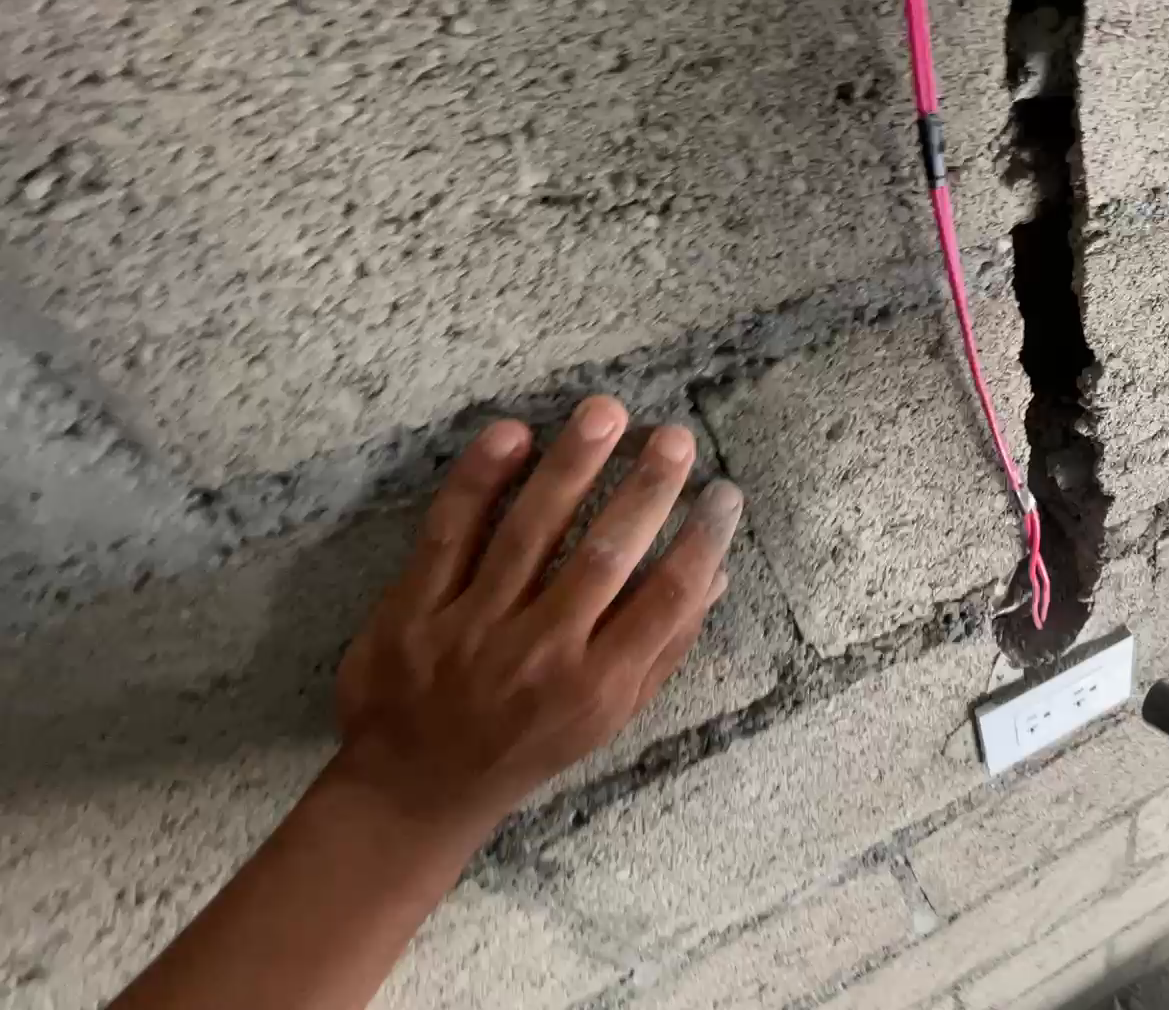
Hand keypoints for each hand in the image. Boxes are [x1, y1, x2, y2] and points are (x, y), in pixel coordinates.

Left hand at [332, 394, 741, 831]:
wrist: (411, 789)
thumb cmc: (535, 745)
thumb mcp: (615, 714)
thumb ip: (667, 645)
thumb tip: (717, 574)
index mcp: (598, 685)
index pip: (666, 600)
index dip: (702, 541)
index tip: (724, 492)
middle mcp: (541, 654)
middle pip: (603, 557)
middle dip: (646, 490)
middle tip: (675, 438)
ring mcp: (470, 629)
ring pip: (528, 533)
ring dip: (572, 466)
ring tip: (606, 413)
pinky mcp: (410, 610)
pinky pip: (447, 534)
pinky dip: (478, 481)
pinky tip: (512, 434)